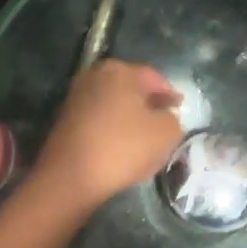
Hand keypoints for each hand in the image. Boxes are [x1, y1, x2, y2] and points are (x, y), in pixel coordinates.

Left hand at [30, 59, 183, 211]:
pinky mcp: (65, 119)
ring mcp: (76, 96)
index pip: (155, 79)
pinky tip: (121, 148)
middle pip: (132, 89)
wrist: (71, 176)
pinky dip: (112, 129)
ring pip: (114, 105)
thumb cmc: (123, 147)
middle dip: (149, 106)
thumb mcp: (166, 133)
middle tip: (164, 125)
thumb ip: (173, 119)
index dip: (171, 96)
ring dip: (130, 119)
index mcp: (120, 70)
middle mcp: (95, 75)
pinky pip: (99, 120)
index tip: (181, 111)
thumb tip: (165, 116)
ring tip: (144, 141)